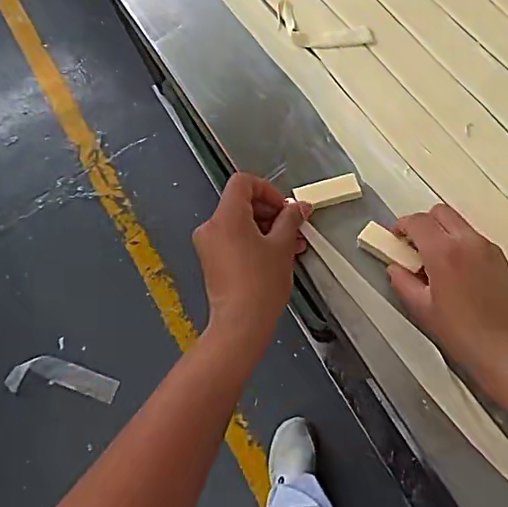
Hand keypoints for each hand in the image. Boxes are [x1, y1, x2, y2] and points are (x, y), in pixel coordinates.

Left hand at [193, 173, 309, 343]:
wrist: (241, 324)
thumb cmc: (260, 285)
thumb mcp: (282, 246)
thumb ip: (291, 219)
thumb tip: (299, 207)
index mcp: (226, 217)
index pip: (243, 183)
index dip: (267, 190)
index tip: (284, 207)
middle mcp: (212, 227)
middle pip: (241, 203)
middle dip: (270, 212)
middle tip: (293, 226)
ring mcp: (209, 245)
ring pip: (239, 223)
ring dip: (266, 228)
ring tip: (291, 244)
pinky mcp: (212, 261)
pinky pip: (234, 239)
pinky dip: (254, 241)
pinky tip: (276, 255)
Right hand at [387, 205, 507, 380]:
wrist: (507, 349)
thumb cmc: (465, 334)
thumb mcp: (422, 309)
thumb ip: (403, 282)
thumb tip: (395, 269)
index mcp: (444, 252)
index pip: (418, 221)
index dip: (402, 227)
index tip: (395, 239)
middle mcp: (467, 242)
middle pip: (439, 212)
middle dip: (423, 224)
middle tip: (412, 247)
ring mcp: (486, 247)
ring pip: (458, 222)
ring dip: (441, 232)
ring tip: (433, 262)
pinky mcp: (499, 257)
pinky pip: (472, 237)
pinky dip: (459, 242)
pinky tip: (454, 270)